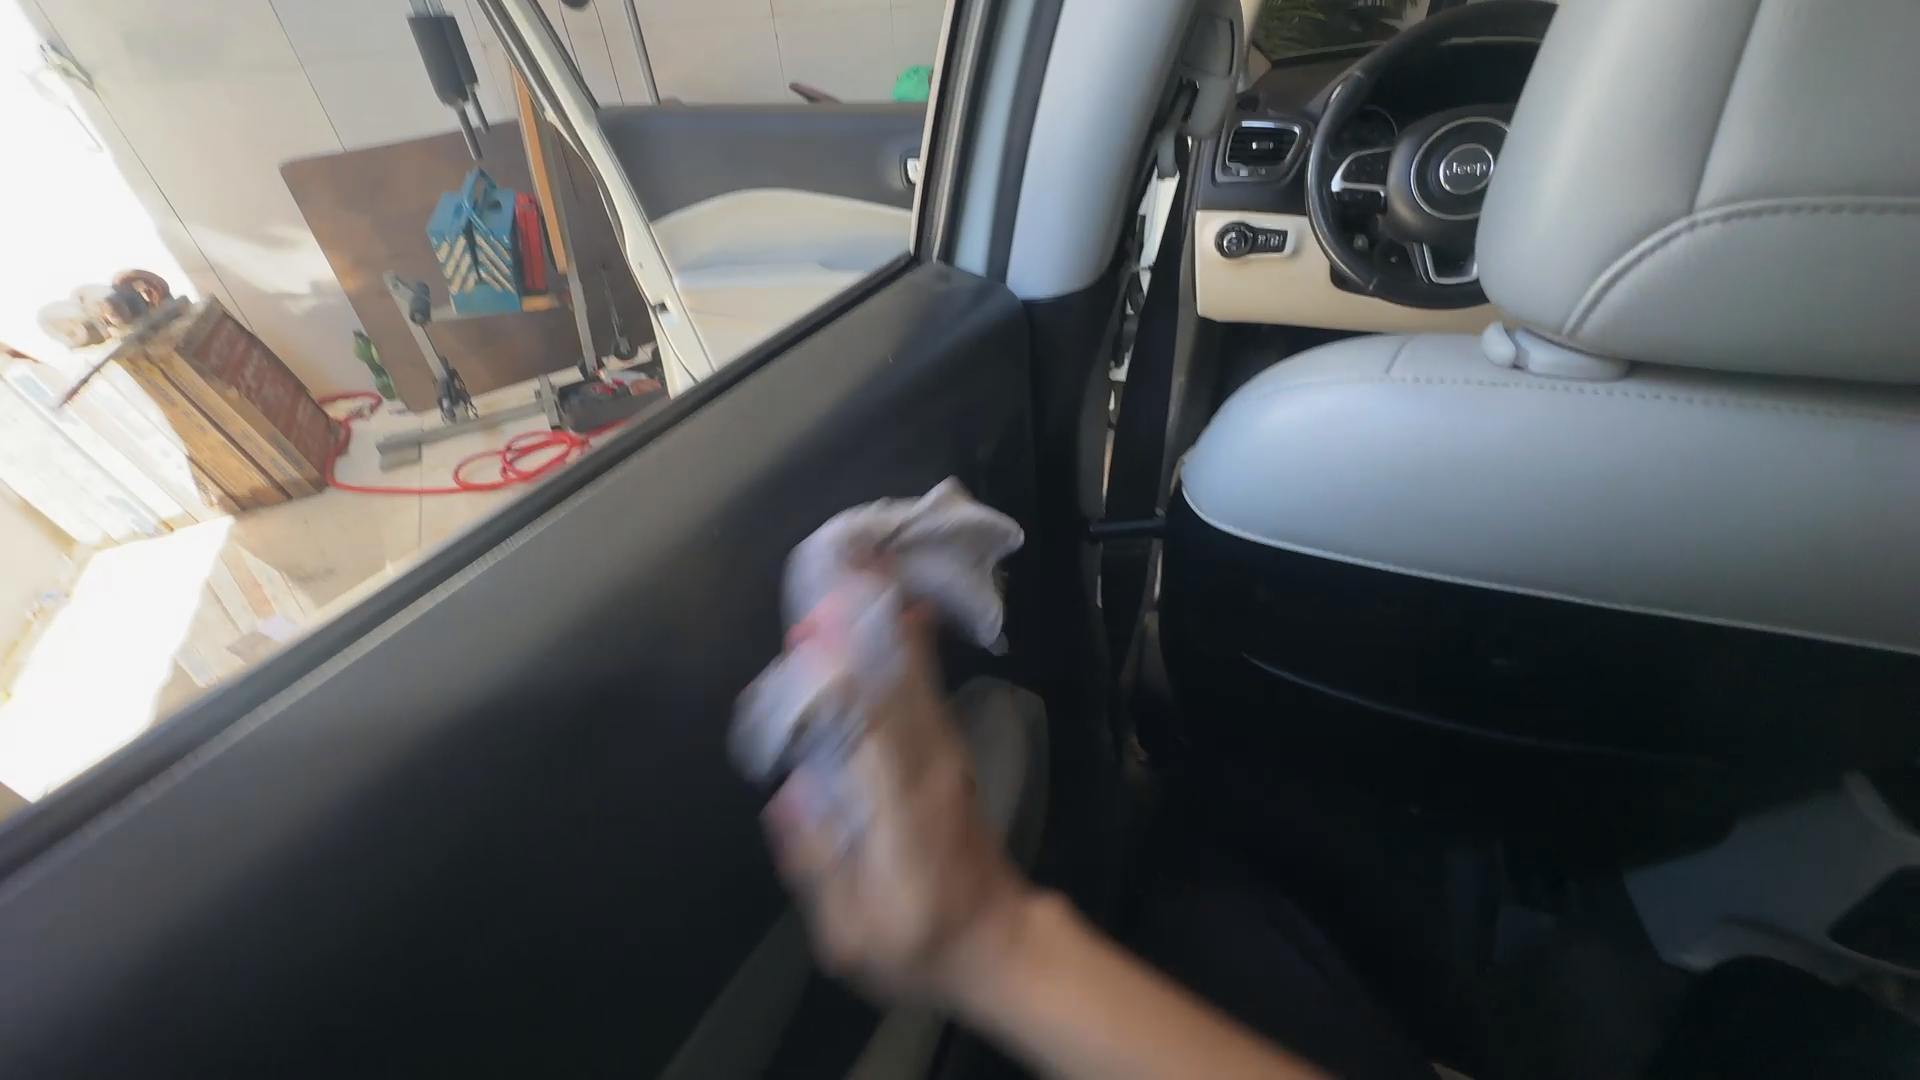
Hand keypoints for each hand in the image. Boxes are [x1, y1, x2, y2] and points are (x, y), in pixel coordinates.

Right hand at [760, 606, 1034, 1005]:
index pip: (871, 726)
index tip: (825, 620)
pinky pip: (926, 689)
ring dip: (889, 624)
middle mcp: (928, 768)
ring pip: (915, 677)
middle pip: (895, 684)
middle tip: (848, 564)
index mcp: (900, 811)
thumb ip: (817, 863)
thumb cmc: (919, 942)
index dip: (848, 670)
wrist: (997, 941)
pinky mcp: (950, 752)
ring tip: (866, 569)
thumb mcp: (851, 934)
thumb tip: (789, 792)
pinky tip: (906, 610)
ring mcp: (946, 755)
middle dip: (868, 624)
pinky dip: (913, 646)